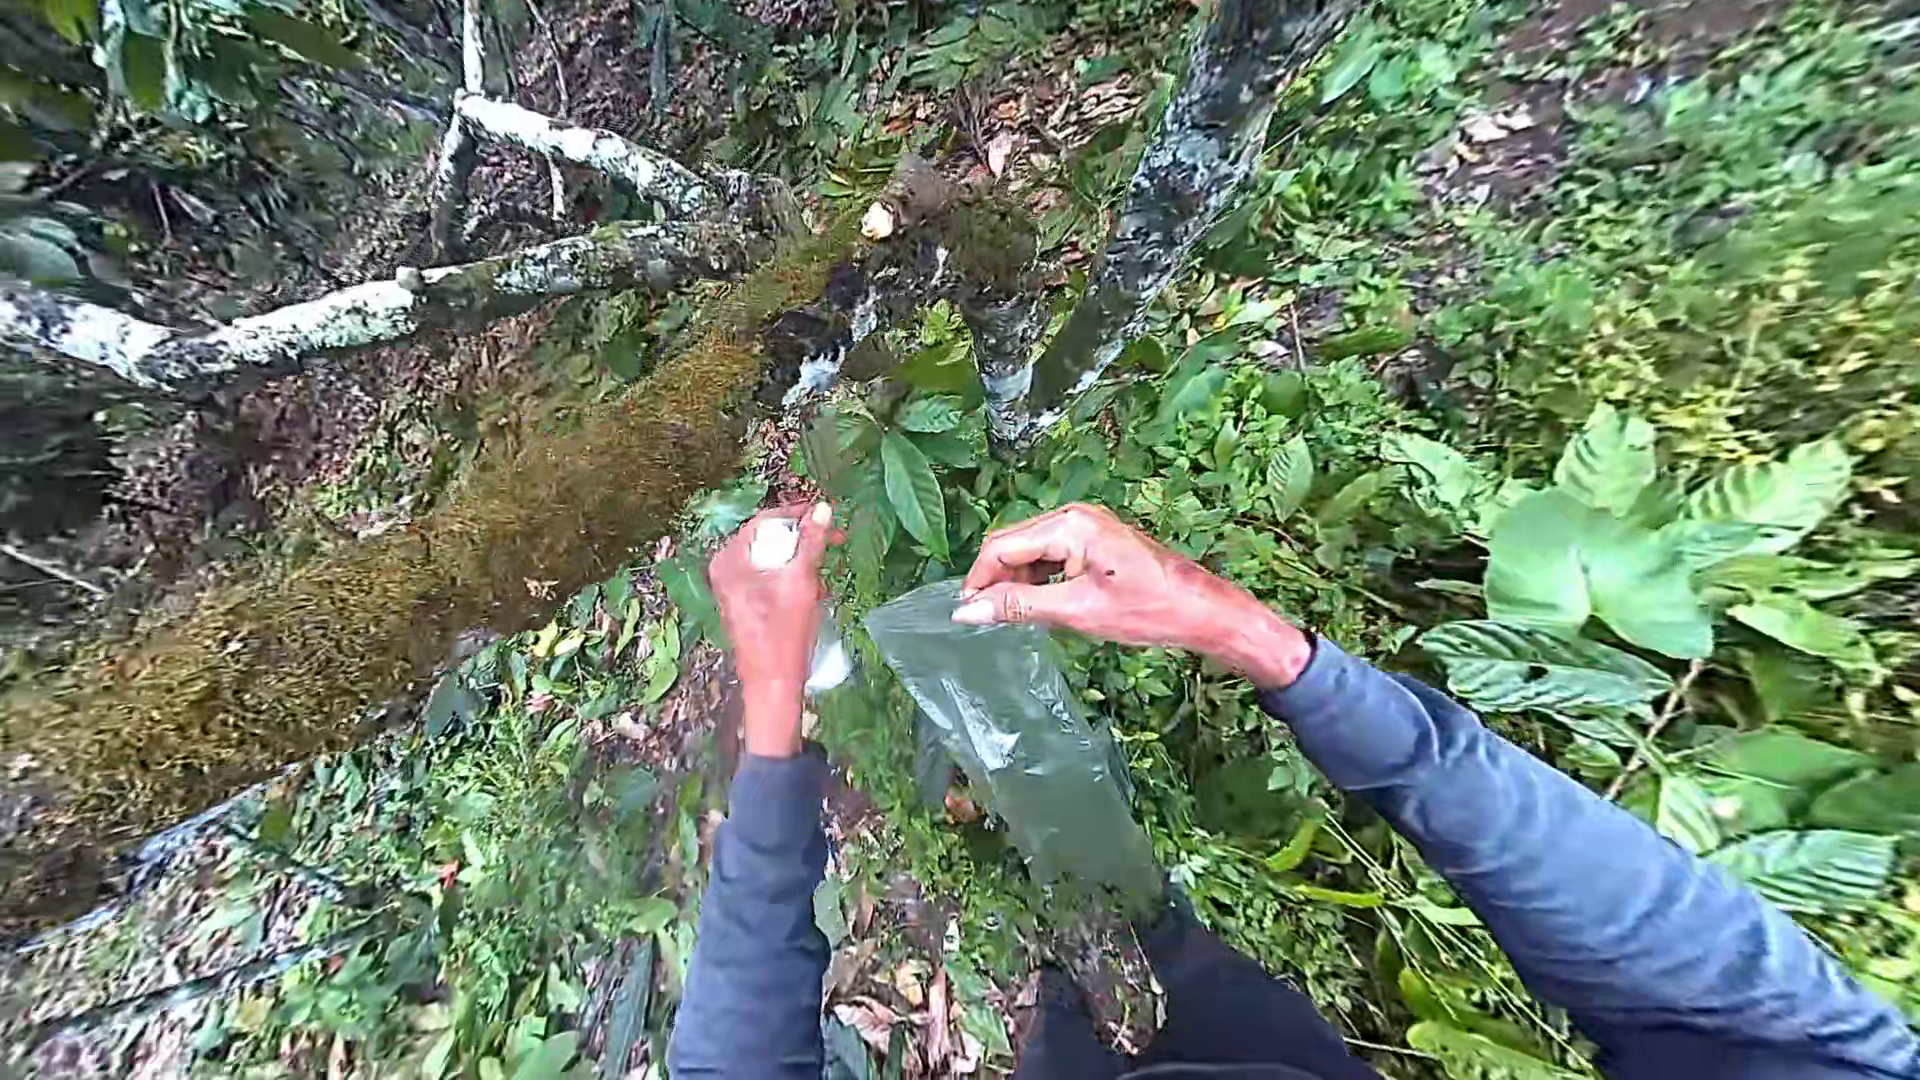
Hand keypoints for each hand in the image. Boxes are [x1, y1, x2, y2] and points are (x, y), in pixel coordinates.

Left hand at [709, 502, 838, 756]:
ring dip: (801, 560)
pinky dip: (792, 577)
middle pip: (769, 539)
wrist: (774, 682)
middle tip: (834, 539)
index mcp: (730, 560)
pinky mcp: (745, 603)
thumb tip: (824, 507)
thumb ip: (812, 541)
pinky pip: (770, 577)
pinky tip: (813, 591)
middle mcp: (726, 570)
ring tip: (825, 571)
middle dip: (803, 539)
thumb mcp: (802, 580)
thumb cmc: (784, 631)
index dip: (798, 514)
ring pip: (772, 559)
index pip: (765, 520)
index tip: (827, 515)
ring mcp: (733, 588)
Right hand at [953, 503, 1311, 689]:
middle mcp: (1073, 515)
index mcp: (1068, 525)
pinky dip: (1037, 578)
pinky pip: (1050, 553)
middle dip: (996, 580)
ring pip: (1030, 550)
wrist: (1202, 610)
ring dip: (1016, 581)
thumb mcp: (1076, 610)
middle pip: (1012, 544)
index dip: (978, 581)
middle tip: (988, 619)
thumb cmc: (1146, 609)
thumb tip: (968, 611)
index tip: (967, 614)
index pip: (1001, 547)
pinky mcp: (1093, 538)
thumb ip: (1018, 607)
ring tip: (1015, 616)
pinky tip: (1039, 603)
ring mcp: (1085, 524)